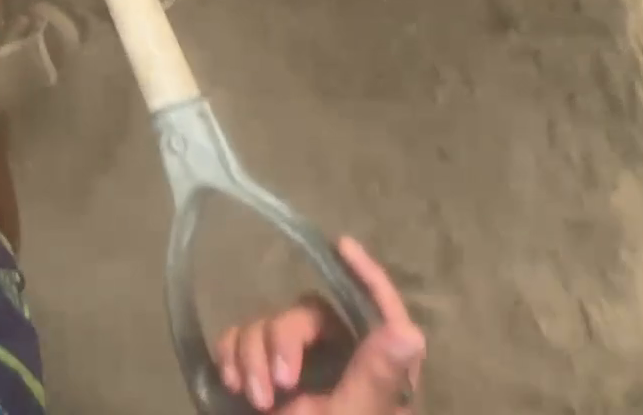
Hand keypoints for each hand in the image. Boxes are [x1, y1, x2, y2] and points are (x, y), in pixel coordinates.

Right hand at [213, 238, 425, 413]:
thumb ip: (374, 379)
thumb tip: (411, 331)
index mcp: (371, 376)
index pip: (380, 317)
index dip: (368, 279)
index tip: (342, 245)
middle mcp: (335, 365)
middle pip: (307, 315)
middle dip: (283, 340)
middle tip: (277, 384)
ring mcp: (294, 368)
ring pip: (268, 324)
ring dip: (253, 355)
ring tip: (250, 397)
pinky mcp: (256, 370)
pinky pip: (239, 337)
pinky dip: (233, 354)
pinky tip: (230, 382)